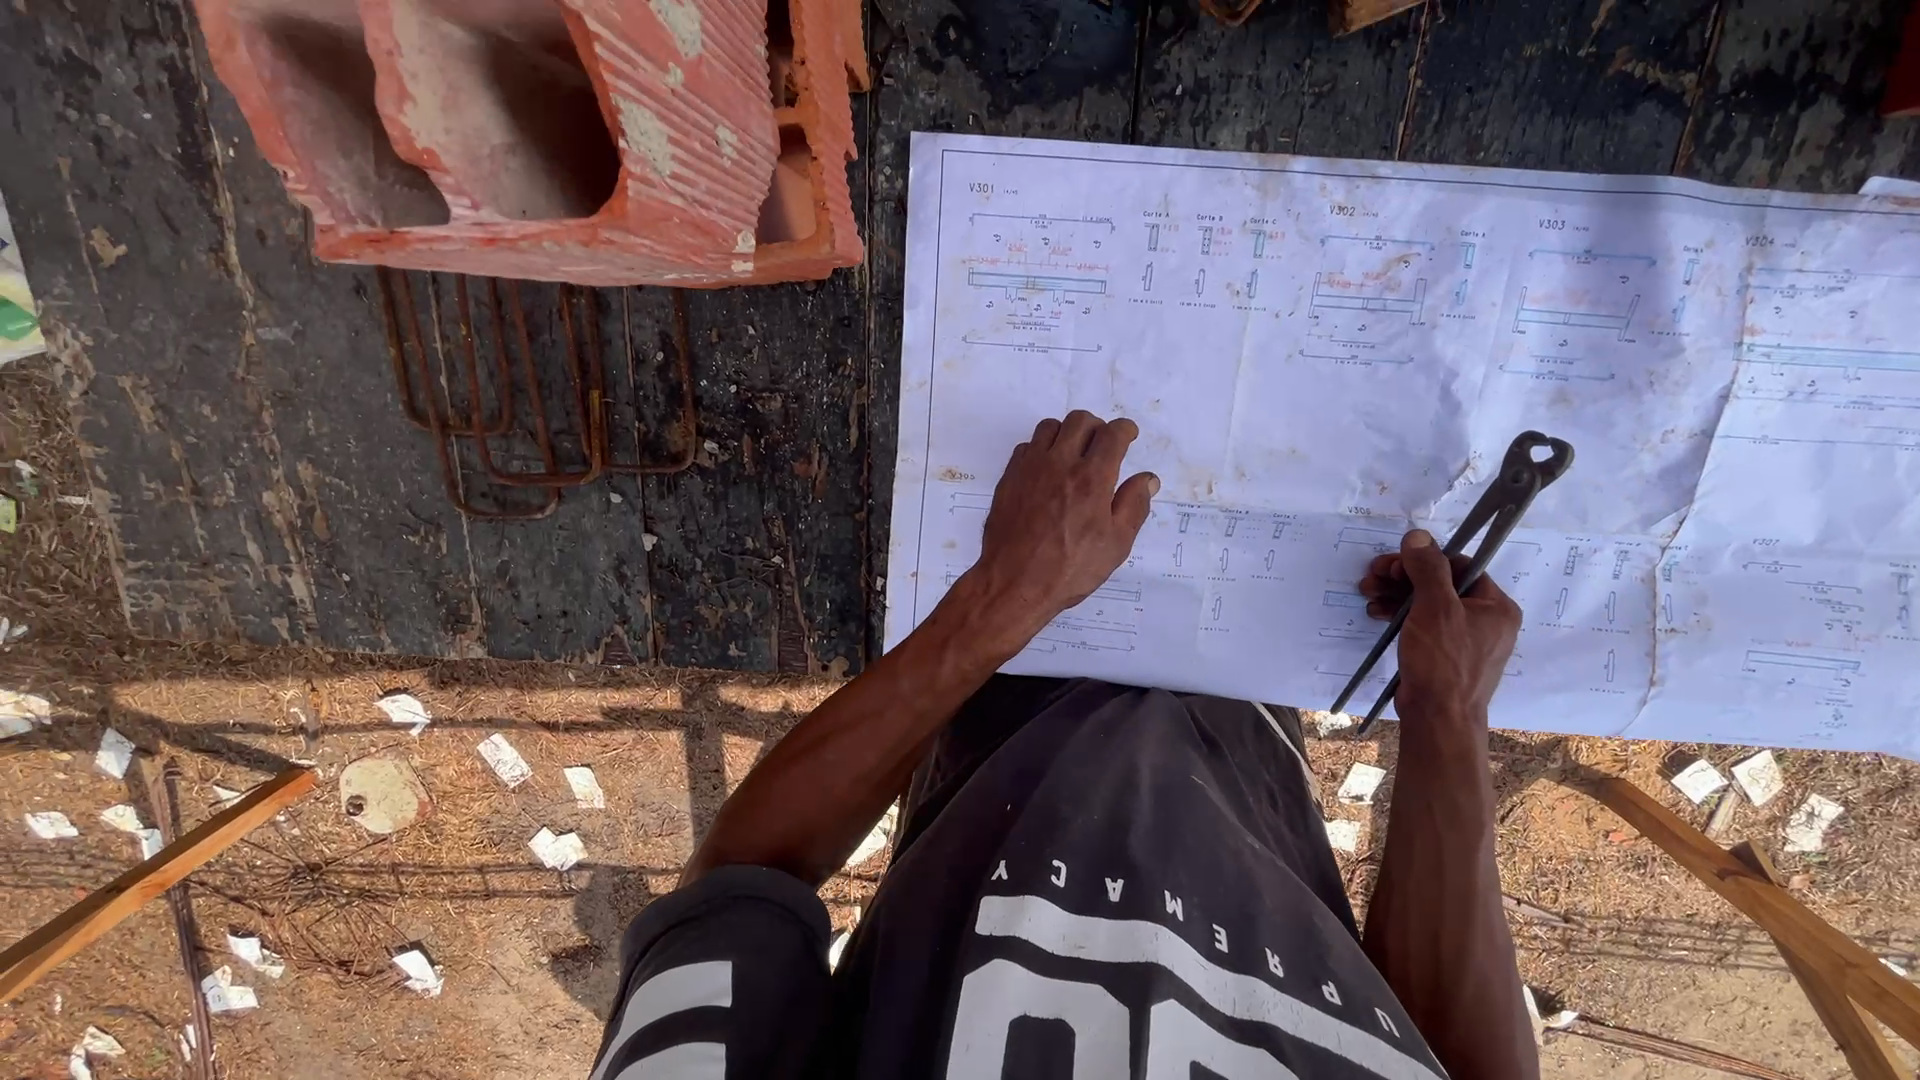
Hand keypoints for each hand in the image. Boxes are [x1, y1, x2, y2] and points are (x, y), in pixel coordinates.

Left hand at [967, 411, 1158, 635]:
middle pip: (1080, 420)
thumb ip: (1134, 506)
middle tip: (1102, 446)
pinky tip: (1047, 471)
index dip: (1125, 430)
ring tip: (1073, 454)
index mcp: (1091, 479)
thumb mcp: (1115, 545)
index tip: (1128, 435)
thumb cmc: (1070, 569)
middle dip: (1097, 427)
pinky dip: (1041, 449)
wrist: (1014, 583)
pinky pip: (1027, 447)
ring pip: (1050, 427)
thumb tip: (1147, 479)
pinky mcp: (1009, 478)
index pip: (1112, 434)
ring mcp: (1030, 469)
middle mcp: (1059, 464)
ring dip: (1067, 434)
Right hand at [1357, 529, 1521, 719]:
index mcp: (1496, 606)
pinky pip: (1422, 624)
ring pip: (1426, 603)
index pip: (1460, 566)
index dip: (1425, 561)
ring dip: (1395, 594)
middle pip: (1440, 584)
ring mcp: (1464, 638)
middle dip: (1402, 578)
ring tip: (1367, 593)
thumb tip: (1418, 535)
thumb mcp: (1434, 608)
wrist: (1438, 716)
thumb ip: (1428, 569)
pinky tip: (1377, 613)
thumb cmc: (1443, 661)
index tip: (1394, 564)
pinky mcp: (1443, 654)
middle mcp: (1485, 619)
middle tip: (1373, 576)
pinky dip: (1399, 615)